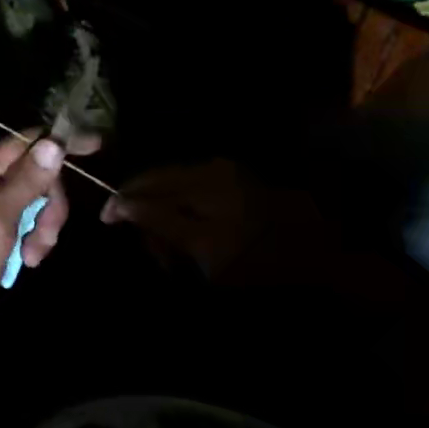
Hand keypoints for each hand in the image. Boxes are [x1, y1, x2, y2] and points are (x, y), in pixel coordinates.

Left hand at [0, 130, 73, 307]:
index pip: (30, 141)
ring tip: (33, 254)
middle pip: (43, 175)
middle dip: (51, 206)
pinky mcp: (8, 225)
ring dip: (45, 229)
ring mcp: (1, 201)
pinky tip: (28, 258)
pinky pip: (36, 222)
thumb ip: (28, 179)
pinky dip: (38, 240)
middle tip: (47, 234)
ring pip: (43, 201)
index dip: (60, 144)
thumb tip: (55, 144)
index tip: (95, 145)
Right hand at [100, 159, 312, 282]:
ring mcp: (227, 176)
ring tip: (175, 259)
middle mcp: (211, 168)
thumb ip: (158, 220)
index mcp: (200, 178)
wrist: (323, 259)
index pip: (146, 181)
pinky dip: (187, 221)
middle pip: (160, 185)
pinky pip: (197, 199)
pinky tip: (193, 246)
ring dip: (168, 223)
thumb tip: (118, 203)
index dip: (122, 201)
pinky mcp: (238, 189)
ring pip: (178, 193)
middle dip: (148, 217)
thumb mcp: (202, 245)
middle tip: (155, 258)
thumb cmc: (259, 257)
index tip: (105, 223)